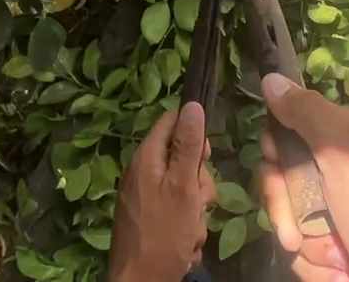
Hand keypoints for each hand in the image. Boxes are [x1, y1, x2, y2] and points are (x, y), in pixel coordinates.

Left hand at [109, 101, 216, 281]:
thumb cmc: (163, 234)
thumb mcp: (182, 187)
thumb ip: (188, 146)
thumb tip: (193, 104)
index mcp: (147, 157)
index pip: (172, 121)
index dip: (193, 132)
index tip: (206, 156)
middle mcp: (142, 172)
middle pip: (181, 159)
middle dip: (198, 183)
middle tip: (199, 204)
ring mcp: (144, 197)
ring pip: (182, 190)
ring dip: (194, 212)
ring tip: (190, 232)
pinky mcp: (147, 220)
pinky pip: (175, 212)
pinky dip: (184, 228)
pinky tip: (184, 245)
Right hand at [254, 73, 348, 281]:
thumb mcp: (344, 152)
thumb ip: (306, 112)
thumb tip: (270, 76)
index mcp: (337, 138)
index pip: (285, 125)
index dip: (274, 146)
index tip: (277, 161)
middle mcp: (330, 170)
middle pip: (276, 174)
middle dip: (281, 205)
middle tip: (295, 228)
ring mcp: (328, 212)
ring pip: (284, 217)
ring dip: (304, 242)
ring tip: (332, 256)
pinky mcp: (328, 250)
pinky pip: (300, 253)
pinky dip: (316, 267)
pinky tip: (338, 270)